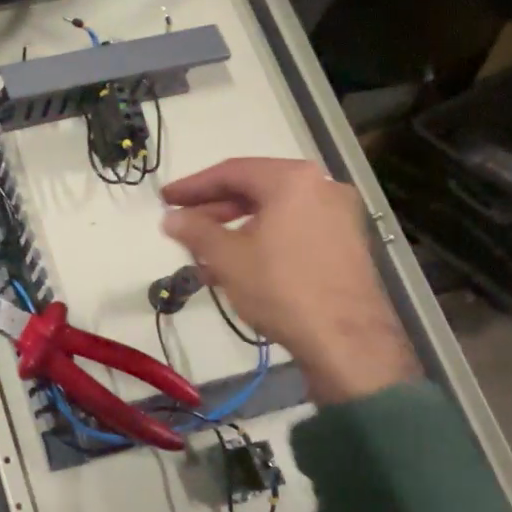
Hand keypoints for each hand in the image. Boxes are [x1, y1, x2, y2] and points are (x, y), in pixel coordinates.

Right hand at [161, 157, 419, 405]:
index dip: (193, 186)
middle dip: (214, 210)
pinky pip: (293, 230)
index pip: (232, 172)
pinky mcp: (346, 243)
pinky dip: (262, 240)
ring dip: (235, 230)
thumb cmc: (281, 288)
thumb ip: (194, 230)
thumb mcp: (227, 258)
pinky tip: (238, 267)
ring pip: (274, 213)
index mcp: (293, 180)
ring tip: (203, 256)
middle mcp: (322, 187)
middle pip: (255, 190)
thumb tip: (171, 218)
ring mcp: (339, 215)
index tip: (165, 198)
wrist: (346, 339)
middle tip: (182, 225)